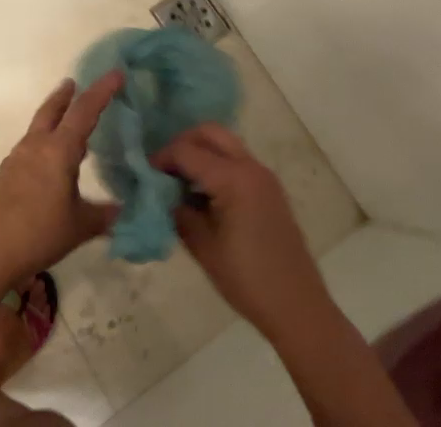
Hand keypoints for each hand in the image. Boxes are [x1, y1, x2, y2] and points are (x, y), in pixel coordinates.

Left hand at [0, 74, 123, 281]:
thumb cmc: (38, 233)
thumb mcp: (80, 226)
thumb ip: (103, 216)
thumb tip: (122, 211)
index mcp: (58, 150)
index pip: (84, 111)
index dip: (102, 91)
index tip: (116, 73)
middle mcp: (35, 147)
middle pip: (52, 110)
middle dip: (65, 96)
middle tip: (75, 83)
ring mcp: (16, 160)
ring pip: (38, 129)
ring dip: (53, 120)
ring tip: (69, 126)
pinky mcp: (6, 176)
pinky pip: (30, 149)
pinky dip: (44, 144)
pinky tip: (51, 164)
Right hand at [153, 123, 329, 339]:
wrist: (298, 307)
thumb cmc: (247, 279)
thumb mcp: (202, 246)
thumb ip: (178, 212)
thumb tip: (159, 193)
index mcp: (234, 179)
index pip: (187, 151)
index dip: (161, 159)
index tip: (142, 175)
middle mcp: (251, 167)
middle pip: (210, 133)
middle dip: (182, 143)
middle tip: (162, 170)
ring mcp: (264, 177)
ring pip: (225, 144)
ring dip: (200, 153)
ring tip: (178, 182)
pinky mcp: (269, 190)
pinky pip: (237, 161)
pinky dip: (215, 165)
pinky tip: (201, 195)